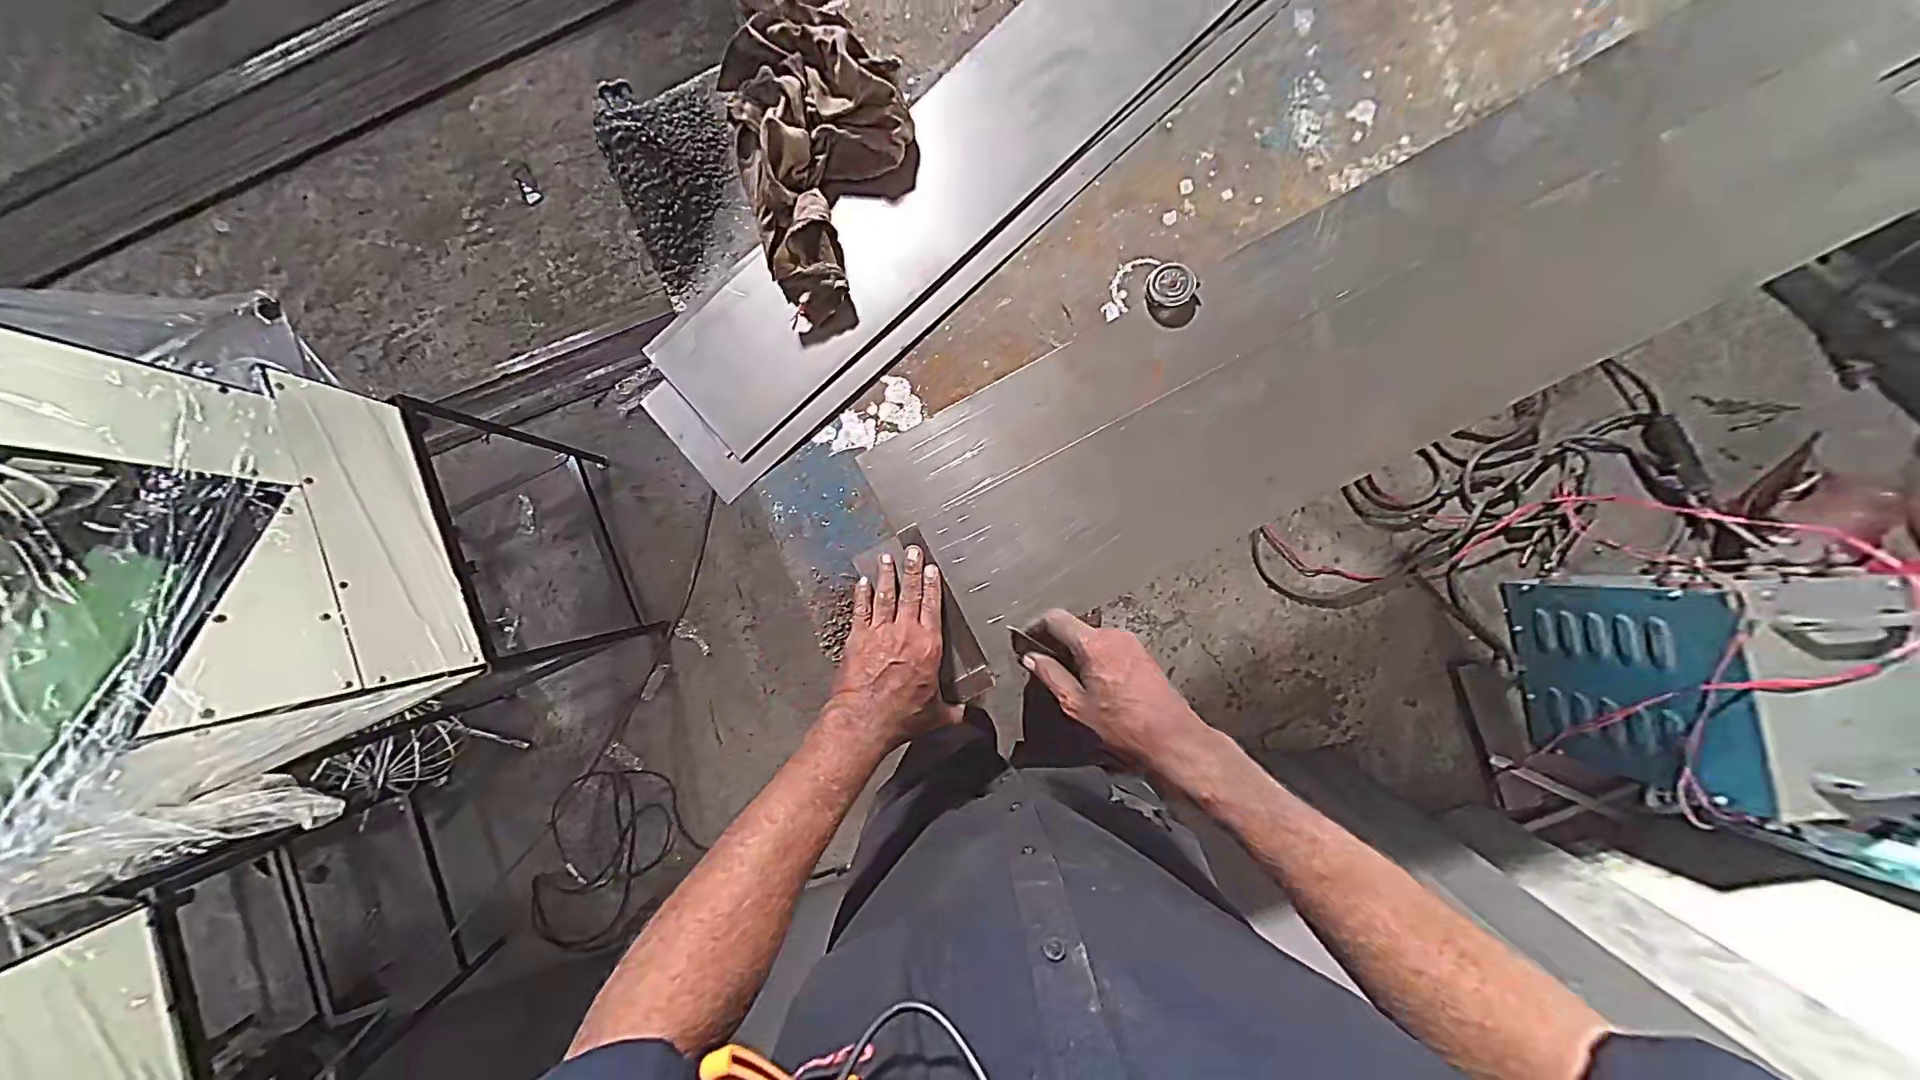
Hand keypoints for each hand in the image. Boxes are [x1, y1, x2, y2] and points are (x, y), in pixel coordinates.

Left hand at [825, 545, 960, 746]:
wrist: (865, 719)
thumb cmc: (900, 716)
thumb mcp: (937, 714)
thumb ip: (955, 709)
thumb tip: (968, 712)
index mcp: (928, 646)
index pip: (932, 607)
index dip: (932, 585)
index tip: (931, 569)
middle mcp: (905, 633)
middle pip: (910, 593)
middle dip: (912, 569)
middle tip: (913, 551)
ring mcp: (879, 633)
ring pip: (886, 596)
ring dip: (887, 575)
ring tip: (888, 558)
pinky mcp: (858, 638)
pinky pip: (861, 610)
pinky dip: (862, 595)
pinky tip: (863, 583)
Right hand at [1020, 609, 1214, 769]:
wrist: (1171, 738)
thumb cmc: (1127, 726)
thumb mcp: (1076, 705)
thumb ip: (1050, 675)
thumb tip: (1032, 658)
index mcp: (1094, 644)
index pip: (1055, 618)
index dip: (1035, 627)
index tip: (1026, 639)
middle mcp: (1114, 635)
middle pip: (1075, 627)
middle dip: (1057, 643)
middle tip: (1045, 664)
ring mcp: (1131, 643)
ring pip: (1093, 638)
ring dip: (1078, 652)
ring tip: (1072, 679)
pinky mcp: (1142, 654)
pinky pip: (1110, 647)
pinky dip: (1097, 658)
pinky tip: (1096, 683)